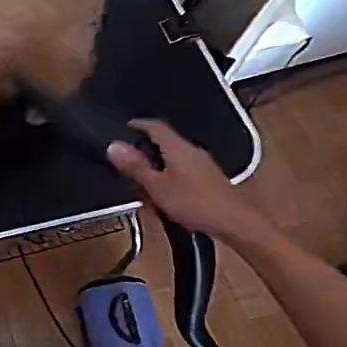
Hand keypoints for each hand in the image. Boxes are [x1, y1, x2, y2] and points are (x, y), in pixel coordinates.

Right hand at [107, 119, 275, 246]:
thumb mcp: (157, 187)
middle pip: (163, 144)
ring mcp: (203, 164)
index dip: (138, 125)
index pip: (154, 125)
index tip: (127, 128)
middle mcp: (192, 151)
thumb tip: (114, 147)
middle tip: (131, 168)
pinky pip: (183, 172)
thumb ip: (135, 167)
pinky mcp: (209, 179)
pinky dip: (170, 180)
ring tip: (147, 191)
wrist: (232, 221)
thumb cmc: (196, 204)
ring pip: (173, 160)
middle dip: (145, 154)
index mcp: (177, 148)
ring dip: (157, 171)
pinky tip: (166, 200)